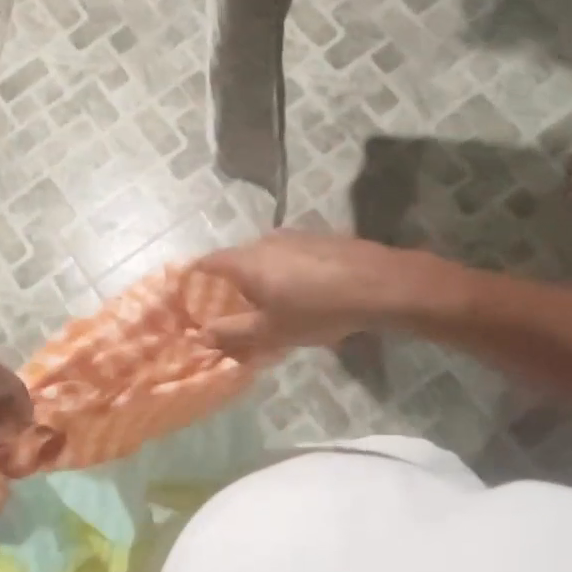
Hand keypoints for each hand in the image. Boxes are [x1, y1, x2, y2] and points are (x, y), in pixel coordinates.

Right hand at [195, 231, 459, 359]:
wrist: (381, 285)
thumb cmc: (318, 310)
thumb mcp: (271, 332)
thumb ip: (233, 333)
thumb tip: (201, 335)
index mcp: (246, 261)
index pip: (207, 264)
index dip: (194, 279)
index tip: (190, 297)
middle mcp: (264, 241)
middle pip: (236, 261)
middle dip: (231, 286)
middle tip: (234, 313)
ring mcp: (294, 236)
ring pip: (265, 259)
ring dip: (262, 280)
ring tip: (272, 308)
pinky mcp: (320, 239)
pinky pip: (290, 257)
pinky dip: (286, 275)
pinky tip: (304, 296)